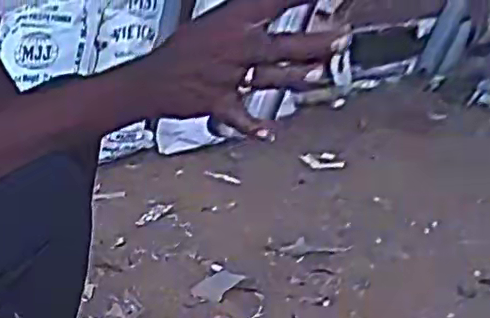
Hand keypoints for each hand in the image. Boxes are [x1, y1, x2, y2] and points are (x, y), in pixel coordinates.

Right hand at [135, 0, 344, 137]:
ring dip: (296, 77)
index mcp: (237, 17)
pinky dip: (253, 127)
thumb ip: (249, 15)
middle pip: (283, 43)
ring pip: (269, 76)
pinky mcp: (215, 104)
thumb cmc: (182, 51)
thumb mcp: (216, 20)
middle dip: (315, 42)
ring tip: (318, 76)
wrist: (148, 82)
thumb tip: (272, 10)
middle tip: (342, 40)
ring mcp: (226, 77)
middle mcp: (236, 46)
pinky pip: (238, 117)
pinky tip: (270, 132)